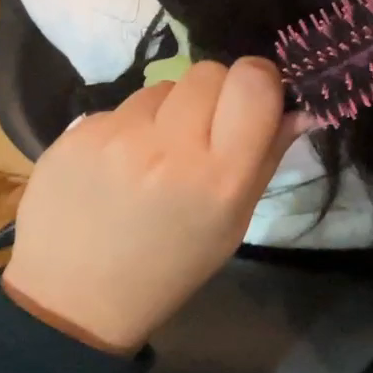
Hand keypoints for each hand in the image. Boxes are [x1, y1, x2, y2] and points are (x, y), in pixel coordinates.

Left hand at [3, 58, 300, 352]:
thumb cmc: (172, 265)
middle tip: (203, 131)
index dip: (259, 81)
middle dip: (215, 93)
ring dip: (171, 109)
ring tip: (156, 153)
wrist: (74, 300)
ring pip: (164, 85)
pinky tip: (119, 164)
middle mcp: (171, 148)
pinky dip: (130, 126)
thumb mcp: (234, 222)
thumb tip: (299, 108)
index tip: (255, 99)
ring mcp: (117, 137)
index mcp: (220, 177)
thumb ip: (268, 157)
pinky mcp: (76, 133)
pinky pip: (121, 106)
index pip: (253, 82)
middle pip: (210, 72)